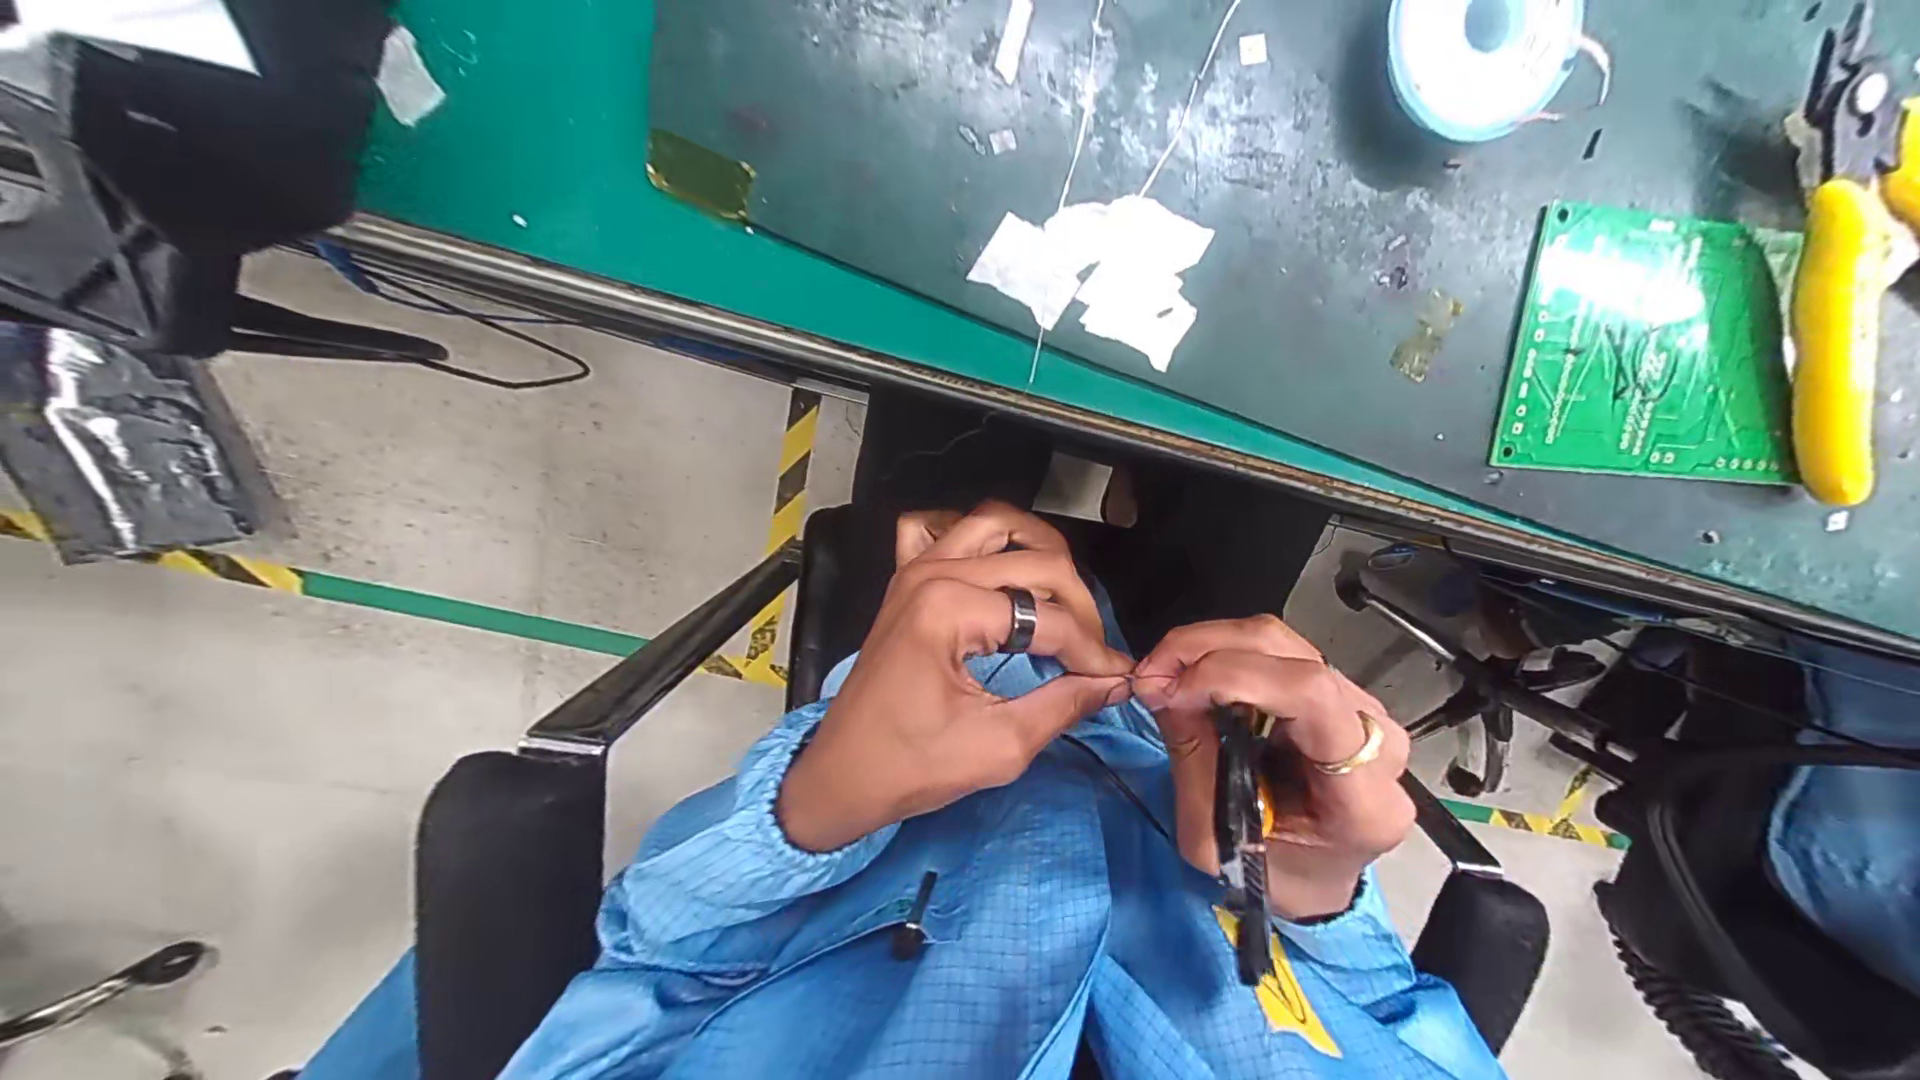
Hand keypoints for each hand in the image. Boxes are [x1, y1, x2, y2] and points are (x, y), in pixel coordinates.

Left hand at [777, 502, 1132, 851]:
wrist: (842, 772)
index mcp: (950, 609)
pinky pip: (939, 529)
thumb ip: (1065, 705)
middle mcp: (934, 572)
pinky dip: (974, 538)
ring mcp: (916, 568)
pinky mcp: (905, 576)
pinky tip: (994, 568)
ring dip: (1038, 552)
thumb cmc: (911, 766)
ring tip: (1061, 599)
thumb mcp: (999, 746)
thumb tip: (1116, 681)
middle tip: (1092, 654)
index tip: (1117, 679)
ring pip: (996, 524)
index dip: (1093, 653)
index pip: (1050, 619)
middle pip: (1037, 562)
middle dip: (1079, 607)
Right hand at [1132, 616, 1413, 919]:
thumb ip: (1193, 756)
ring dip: (1206, 646)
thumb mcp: (1214, 838)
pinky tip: (1190, 674)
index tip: (1170, 691)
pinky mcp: (1334, 691)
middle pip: (1291, 655)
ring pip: (1278, 640)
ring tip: (1164, 672)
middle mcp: (1376, 740)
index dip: (1231, 676)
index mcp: (1362, 796)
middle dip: (1205, 650)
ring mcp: (1361, 709)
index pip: (1310, 695)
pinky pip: (1272, 650)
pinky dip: (1218, 652)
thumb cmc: (1272, 874)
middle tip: (1152, 673)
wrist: (1314, 878)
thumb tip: (1161, 684)